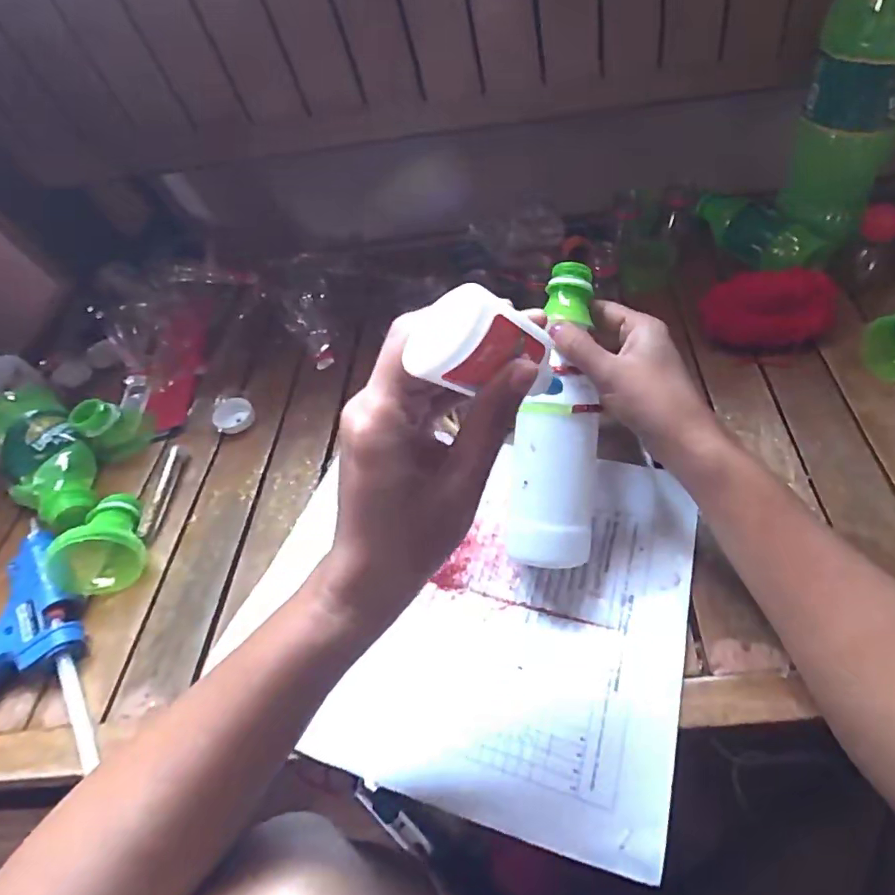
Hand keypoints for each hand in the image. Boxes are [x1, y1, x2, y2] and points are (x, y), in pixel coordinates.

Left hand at [312, 313, 536, 630]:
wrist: (369, 576)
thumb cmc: (414, 539)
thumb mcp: (463, 479)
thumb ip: (491, 418)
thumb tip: (525, 365)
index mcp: (381, 413)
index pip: (414, 340)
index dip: (461, 322)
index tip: (507, 317)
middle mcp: (369, 403)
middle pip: (416, 347)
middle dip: (469, 337)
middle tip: (519, 333)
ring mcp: (371, 414)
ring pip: (418, 368)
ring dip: (463, 362)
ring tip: (513, 355)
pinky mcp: (379, 426)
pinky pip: (415, 393)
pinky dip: (450, 388)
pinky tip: (487, 387)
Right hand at [547, 301, 729, 460]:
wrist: (684, 441)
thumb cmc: (649, 400)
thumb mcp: (609, 371)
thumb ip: (579, 347)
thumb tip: (553, 325)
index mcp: (641, 328)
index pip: (602, 308)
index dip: (574, 312)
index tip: (544, 321)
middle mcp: (642, 341)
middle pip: (600, 333)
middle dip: (572, 342)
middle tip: (539, 348)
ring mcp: (640, 366)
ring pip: (602, 357)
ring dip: (578, 364)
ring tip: (546, 368)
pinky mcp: (637, 388)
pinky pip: (608, 377)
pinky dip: (590, 381)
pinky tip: (566, 390)